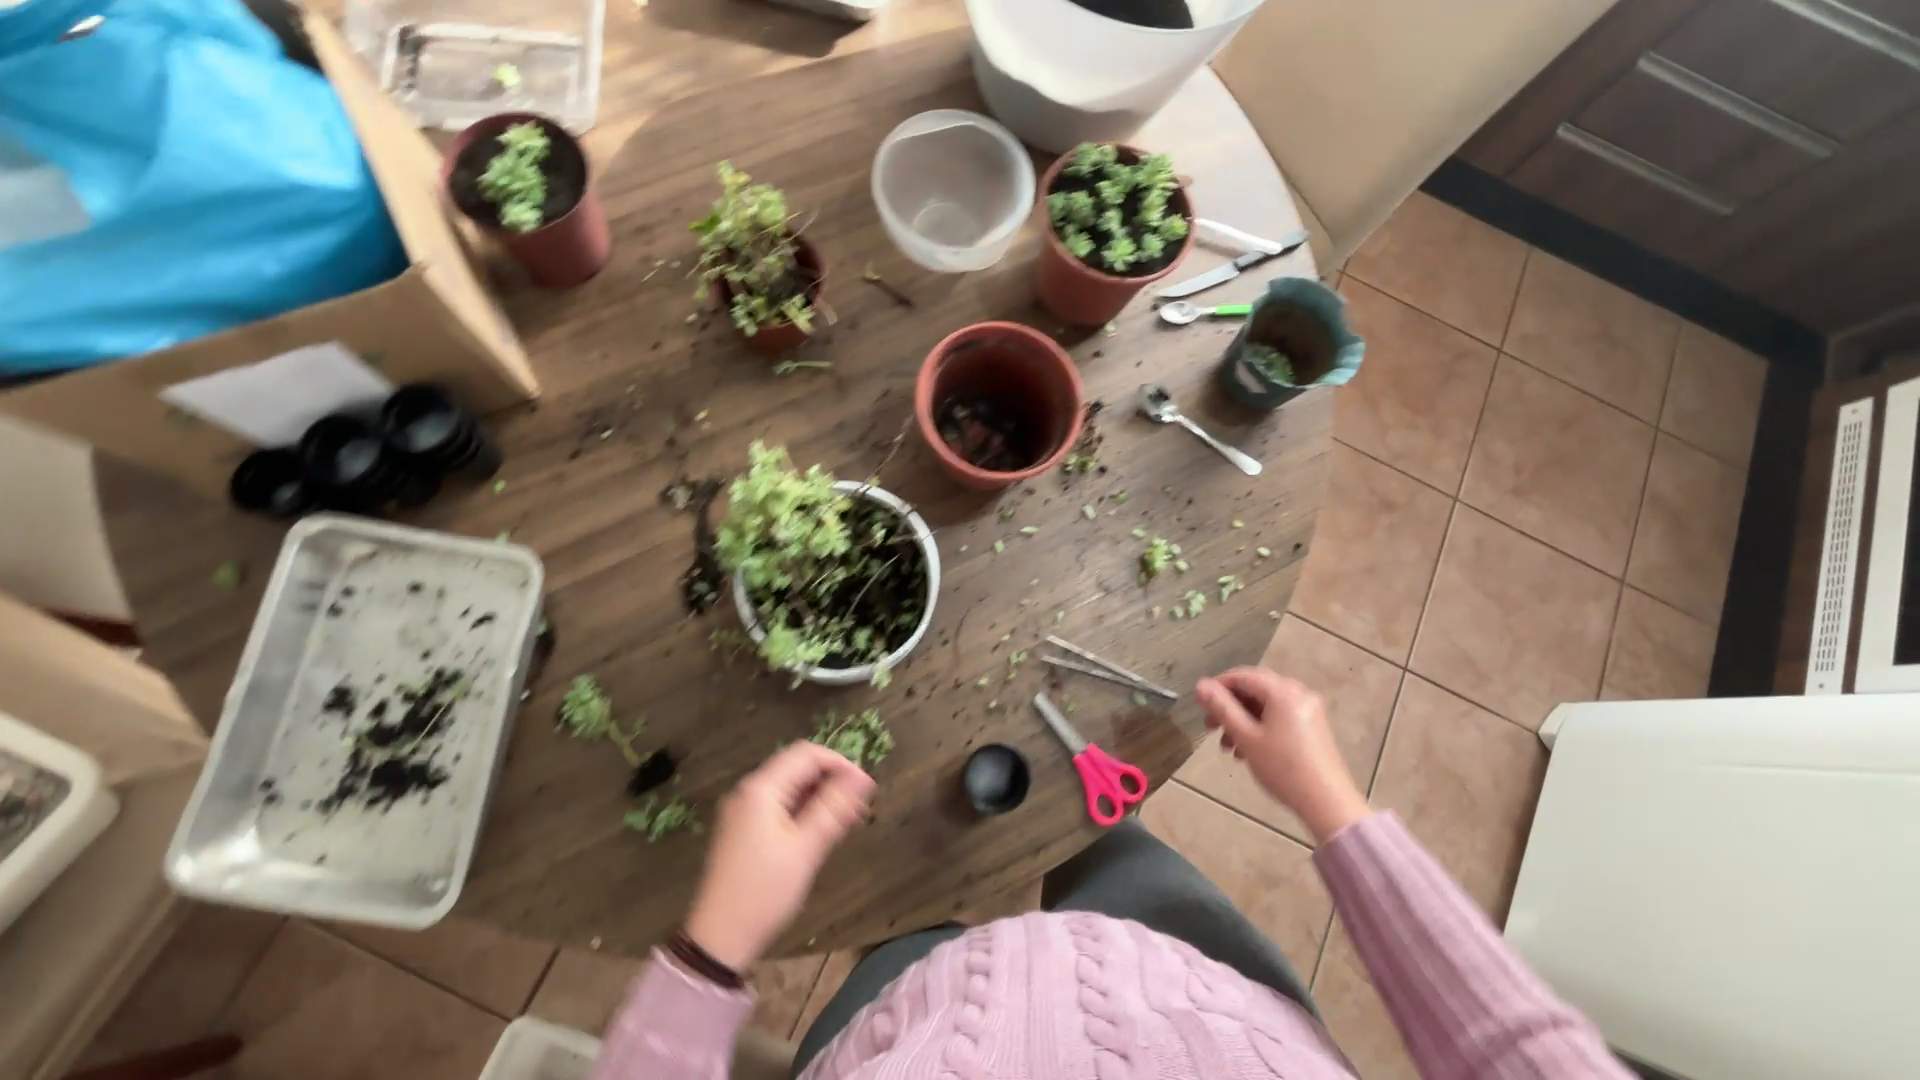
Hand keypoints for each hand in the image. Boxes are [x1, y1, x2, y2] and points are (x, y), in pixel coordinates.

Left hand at [683, 742, 874, 970]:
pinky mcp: (743, 830)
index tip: (866, 788)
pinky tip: (820, 832)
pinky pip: (779, 807)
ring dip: (820, 798)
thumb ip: (834, 808)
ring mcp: (743, 812)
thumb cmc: (764, 891)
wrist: (719, 937)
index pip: (806, 755)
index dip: (840, 764)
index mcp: (760, 789)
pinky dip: (803, 812)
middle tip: (860, 808)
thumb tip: (863, 778)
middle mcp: (748, 792)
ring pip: (790, 789)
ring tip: (847, 822)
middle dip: (831, 782)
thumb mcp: (805, 848)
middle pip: (797, 769)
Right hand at [1195, 668, 1369, 843]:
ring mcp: (1308, 710)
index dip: (1217, 687)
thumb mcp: (1246, 737)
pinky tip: (1248, 750)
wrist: (1327, 802)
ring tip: (1227, 746)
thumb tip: (1200, 684)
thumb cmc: (1282, 768)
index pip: (1242, 676)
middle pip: (1255, 689)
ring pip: (1265, 705)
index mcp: (1283, 691)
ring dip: (1242, 720)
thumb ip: (1222, 708)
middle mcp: (1298, 693)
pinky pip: (1279, 717)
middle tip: (1210, 727)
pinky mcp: (1312, 726)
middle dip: (1229, 707)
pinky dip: (1260, 727)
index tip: (1200, 706)